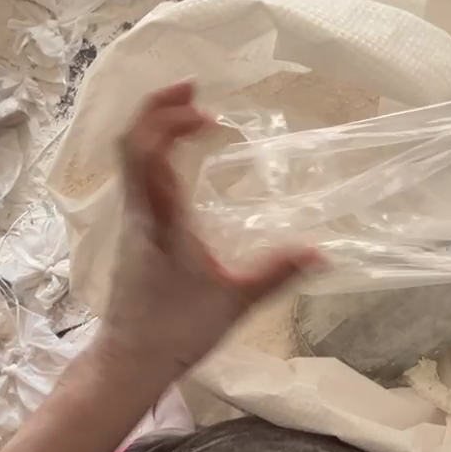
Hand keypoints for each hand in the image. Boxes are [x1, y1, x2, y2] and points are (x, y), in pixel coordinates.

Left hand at [97, 83, 321, 379]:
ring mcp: (131, 224)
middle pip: (129, 142)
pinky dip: (155, 156)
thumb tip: (323, 255)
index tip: (206, 110)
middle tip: (194, 89)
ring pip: (129, 160)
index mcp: (160, 219)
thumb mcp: (235, 302)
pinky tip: (182, 165)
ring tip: (190, 116)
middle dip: (158, 107)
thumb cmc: (176, 331)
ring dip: (154, 129)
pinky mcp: (134, 238)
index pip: (146, 149)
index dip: (168, 117)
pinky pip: (137, 180)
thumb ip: (277, 274)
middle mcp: (139, 212)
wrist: (128, 362)